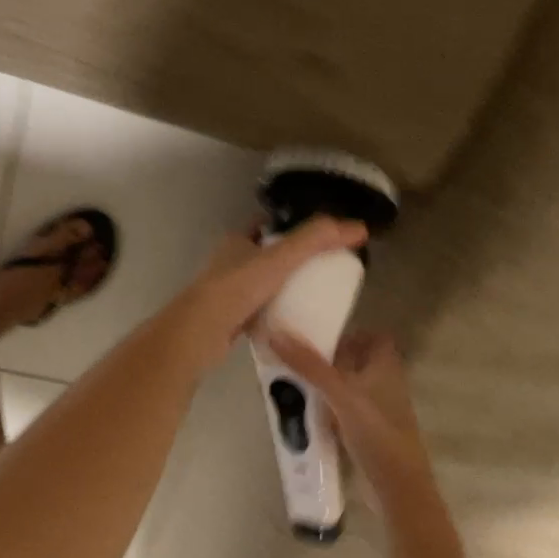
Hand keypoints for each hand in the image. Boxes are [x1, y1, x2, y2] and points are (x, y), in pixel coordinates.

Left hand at [166, 216, 367, 368]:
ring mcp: (225, 292)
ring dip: (281, 288)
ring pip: (259, 285)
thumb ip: (316, 240)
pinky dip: (272, 314)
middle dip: (289, 261)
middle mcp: (227, 262)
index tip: (319, 237)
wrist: (200, 332)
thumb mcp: (281, 258)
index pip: (268, 224)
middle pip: (265, 255)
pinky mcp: (226, 320)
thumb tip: (358, 227)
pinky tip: (291, 322)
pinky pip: (256, 312)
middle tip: (321, 271)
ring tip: (311, 297)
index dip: (292, 226)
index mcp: (237, 240)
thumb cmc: (238, 288)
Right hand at [262, 328, 434, 500]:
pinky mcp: (366, 436)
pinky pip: (341, 416)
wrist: (396, 487)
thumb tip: (274, 332)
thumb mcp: (340, 394)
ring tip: (287, 385)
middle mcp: (383, 385)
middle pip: (354, 364)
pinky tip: (300, 417)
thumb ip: (309, 365)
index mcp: (386, 367)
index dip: (350, 334)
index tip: (319, 338)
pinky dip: (323, 414)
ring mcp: (375, 413)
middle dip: (325, 362)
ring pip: (345, 391)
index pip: (373, 338)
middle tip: (292, 361)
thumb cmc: (376, 433)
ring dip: (321, 389)